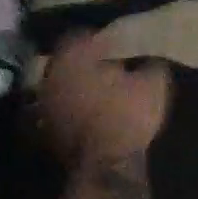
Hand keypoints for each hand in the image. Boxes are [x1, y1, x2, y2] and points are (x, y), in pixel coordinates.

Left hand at [35, 31, 169, 166]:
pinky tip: (93, 113)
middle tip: (110, 67)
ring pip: (63, 85)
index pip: (81, 35)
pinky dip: (75, 107)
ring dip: (79, 86)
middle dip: (87, 62)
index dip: (100, 37)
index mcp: (73, 58)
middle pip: (68, 60)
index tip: (115, 42)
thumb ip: (151, 66)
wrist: (104, 162)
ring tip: (101, 92)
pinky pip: (61, 108)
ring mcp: (44, 103)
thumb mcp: (153, 86)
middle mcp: (51, 74)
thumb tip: (151, 60)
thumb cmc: (127, 115)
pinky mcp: (45, 127)